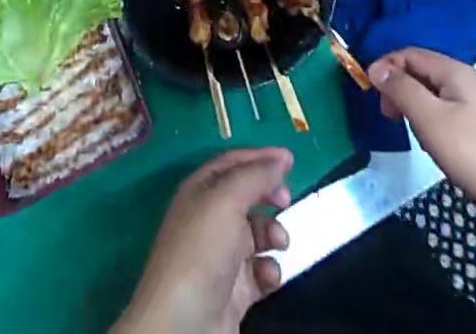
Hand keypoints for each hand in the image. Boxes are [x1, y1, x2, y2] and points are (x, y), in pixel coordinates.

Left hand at [114, 148, 292, 333]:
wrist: (184, 322)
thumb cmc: (202, 250)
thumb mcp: (226, 201)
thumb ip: (255, 176)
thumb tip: (281, 158)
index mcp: (200, 190)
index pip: (232, 163)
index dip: (260, 158)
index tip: (291, 160)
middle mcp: (209, 217)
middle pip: (247, 196)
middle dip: (269, 197)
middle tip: (286, 202)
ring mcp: (221, 254)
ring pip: (257, 234)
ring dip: (273, 235)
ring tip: (278, 244)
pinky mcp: (234, 288)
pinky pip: (260, 271)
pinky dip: (269, 271)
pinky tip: (267, 277)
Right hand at [368, 49, 475, 233]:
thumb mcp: (430, 119)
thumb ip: (401, 88)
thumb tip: (378, 66)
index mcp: (456, 72)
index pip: (408, 53)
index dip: (384, 66)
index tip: (369, 93)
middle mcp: (471, 84)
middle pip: (423, 73)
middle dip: (399, 88)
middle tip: (388, 117)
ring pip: (437, 97)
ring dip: (416, 109)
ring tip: (413, 135)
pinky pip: (453, 117)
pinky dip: (436, 126)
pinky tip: (440, 150)